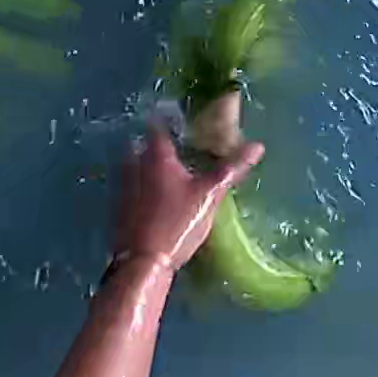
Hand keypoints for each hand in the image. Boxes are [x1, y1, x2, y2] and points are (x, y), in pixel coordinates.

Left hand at [113, 100, 262, 273]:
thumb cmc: (177, 221)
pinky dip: (141, 182)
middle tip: (174, 141)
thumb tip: (258, 145)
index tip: (178, 112)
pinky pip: (129, 186)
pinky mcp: (119, 210)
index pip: (158, 129)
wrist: (142, 263)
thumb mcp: (211, 193)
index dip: (167, 118)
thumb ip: (232, 168)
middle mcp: (135, 169)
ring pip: (132, 167)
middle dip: (153, 141)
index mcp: (157, 160)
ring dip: (145, 162)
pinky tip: (156, 192)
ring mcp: (123, 191)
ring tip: (167, 165)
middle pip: (140, 146)